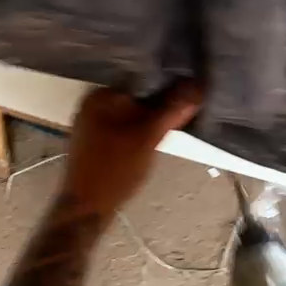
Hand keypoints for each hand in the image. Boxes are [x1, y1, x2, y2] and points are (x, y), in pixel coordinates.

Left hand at [57, 82, 201, 217]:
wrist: (87, 208)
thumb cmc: (115, 170)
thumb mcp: (148, 138)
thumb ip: (172, 110)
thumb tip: (198, 85)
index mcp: (101, 94)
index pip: (141, 77)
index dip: (169, 83)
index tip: (191, 91)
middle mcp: (92, 103)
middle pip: (137, 95)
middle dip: (160, 102)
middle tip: (186, 109)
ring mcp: (92, 122)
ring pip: (131, 112)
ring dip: (151, 117)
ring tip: (174, 122)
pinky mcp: (95, 140)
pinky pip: (123, 126)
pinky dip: (139, 130)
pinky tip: (152, 138)